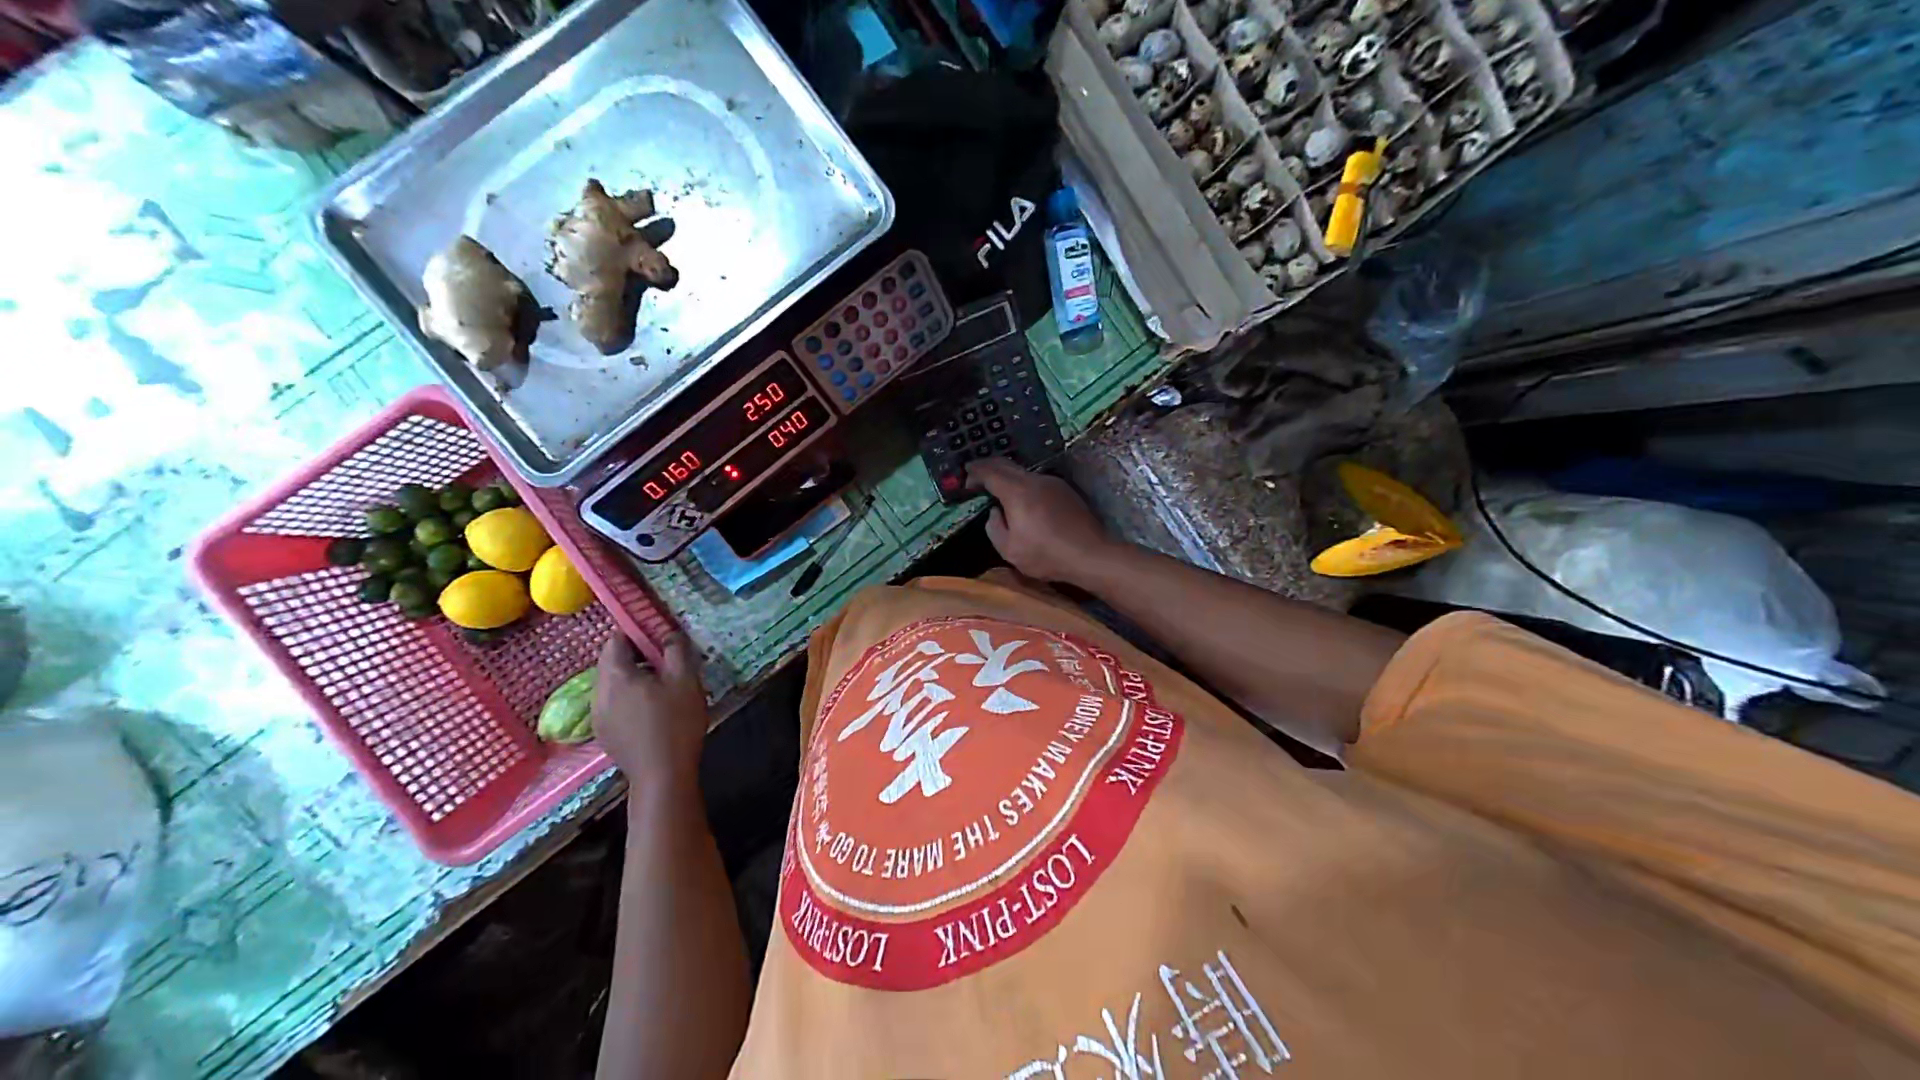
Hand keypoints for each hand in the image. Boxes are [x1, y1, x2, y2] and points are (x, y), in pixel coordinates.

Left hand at [591, 632, 708, 797]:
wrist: (662, 775)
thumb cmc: (676, 722)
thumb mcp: (685, 680)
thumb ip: (676, 650)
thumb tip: (669, 633)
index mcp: (615, 675)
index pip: (615, 640)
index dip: (636, 632)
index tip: (660, 637)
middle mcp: (598, 693)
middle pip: (611, 662)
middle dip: (635, 656)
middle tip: (665, 662)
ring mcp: (598, 716)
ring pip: (612, 685)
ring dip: (632, 678)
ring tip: (661, 688)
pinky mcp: (604, 734)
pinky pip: (613, 704)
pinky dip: (628, 699)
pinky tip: (651, 712)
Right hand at [967, 458, 1119, 586]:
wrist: (1091, 554)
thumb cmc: (1046, 555)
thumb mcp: (1009, 550)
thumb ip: (994, 528)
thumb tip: (995, 512)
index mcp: (1017, 492)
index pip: (990, 472)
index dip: (974, 473)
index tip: (965, 478)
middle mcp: (1035, 480)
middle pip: (1006, 465)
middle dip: (988, 467)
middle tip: (975, 474)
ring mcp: (1053, 483)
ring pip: (1023, 473)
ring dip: (1007, 477)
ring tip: (998, 488)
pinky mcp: (1066, 491)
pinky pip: (1037, 482)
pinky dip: (1023, 485)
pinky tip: (1023, 500)